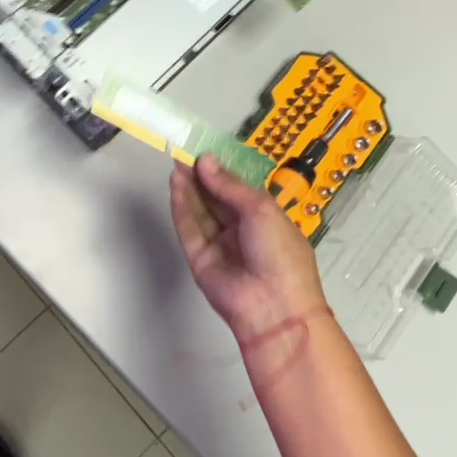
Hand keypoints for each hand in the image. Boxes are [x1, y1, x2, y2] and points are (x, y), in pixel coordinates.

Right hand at [170, 154, 326, 344]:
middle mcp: (240, 230)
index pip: (238, 190)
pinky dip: (180, 205)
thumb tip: (206, 161)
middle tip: (185, 151)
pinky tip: (176, 183)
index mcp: (264, 218)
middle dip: (202, 176)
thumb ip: (229, 185)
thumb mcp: (261, 210)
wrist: (274, 305)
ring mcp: (218, 244)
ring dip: (188, 186)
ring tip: (177, 161)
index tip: (205, 151)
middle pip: (215, 198)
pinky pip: (188, 227)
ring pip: (199, 210)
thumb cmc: (280, 253)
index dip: (222, 171)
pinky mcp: (198, 257)